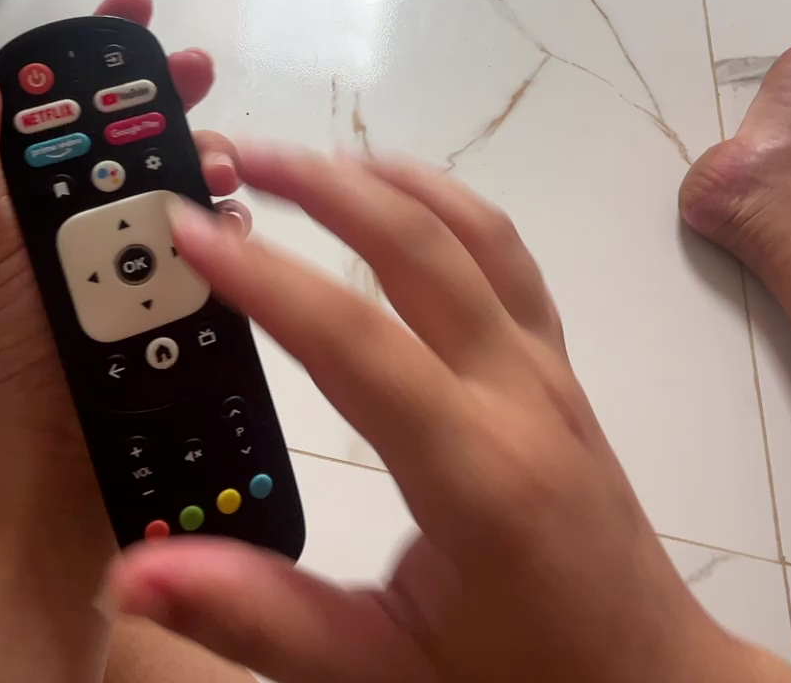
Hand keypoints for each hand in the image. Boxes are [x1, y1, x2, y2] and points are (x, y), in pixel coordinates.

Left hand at [0, 0, 246, 571]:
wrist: (58, 459)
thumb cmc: (12, 348)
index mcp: (48, 194)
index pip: (77, 106)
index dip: (105, 51)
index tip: (138, 5)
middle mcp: (102, 213)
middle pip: (145, 134)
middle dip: (172, 95)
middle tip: (197, 72)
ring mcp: (150, 252)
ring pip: (189, 183)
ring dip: (207, 159)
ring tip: (216, 164)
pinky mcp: (191, 291)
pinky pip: (219, 241)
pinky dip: (230, 222)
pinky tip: (234, 221)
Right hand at [110, 145, 790, 682]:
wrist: (650, 678)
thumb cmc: (521, 677)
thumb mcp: (381, 670)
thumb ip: (259, 616)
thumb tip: (140, 570)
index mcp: (473, 470)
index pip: (353, 341)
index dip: (265, 276)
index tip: (193, 227)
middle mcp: (517, 390)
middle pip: (422, 246)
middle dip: (324, 187)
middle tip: (244, 159)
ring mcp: (545, 363)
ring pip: (476, 230)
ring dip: (389, 179)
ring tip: (311, 160)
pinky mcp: (554, 358)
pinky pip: (504, 254)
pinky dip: (445, 203)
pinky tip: (395, 196)